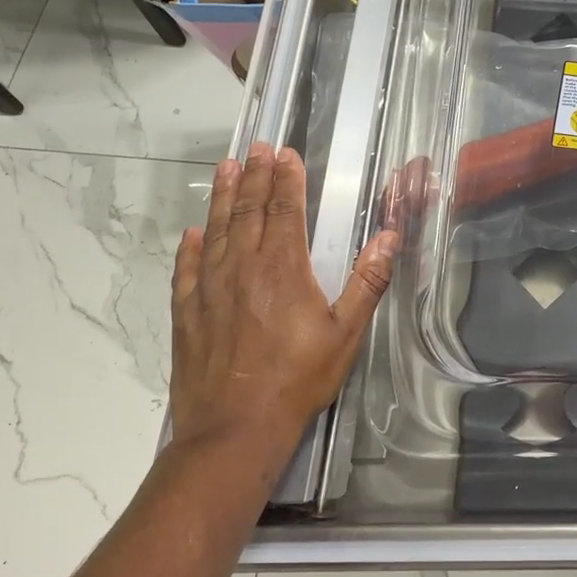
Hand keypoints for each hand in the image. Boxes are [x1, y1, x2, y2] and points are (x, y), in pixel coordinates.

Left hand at [168, 143, 396, 467]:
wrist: (234, 428)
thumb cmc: (298, 380)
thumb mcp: (346, 334)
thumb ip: (367, 282)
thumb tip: (389, 237)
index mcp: (283, 269)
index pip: (284, 211)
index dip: (286, 180)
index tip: (285, 153)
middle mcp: (242, 268)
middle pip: (247, 211)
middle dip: (253, 176)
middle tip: (255, 147)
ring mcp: (209, 290)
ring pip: (216, 231)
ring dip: (222, 198)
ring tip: (224, 169)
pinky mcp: (187, 314)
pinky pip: (187, 269)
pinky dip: (192, 247)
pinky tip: (194, 234)